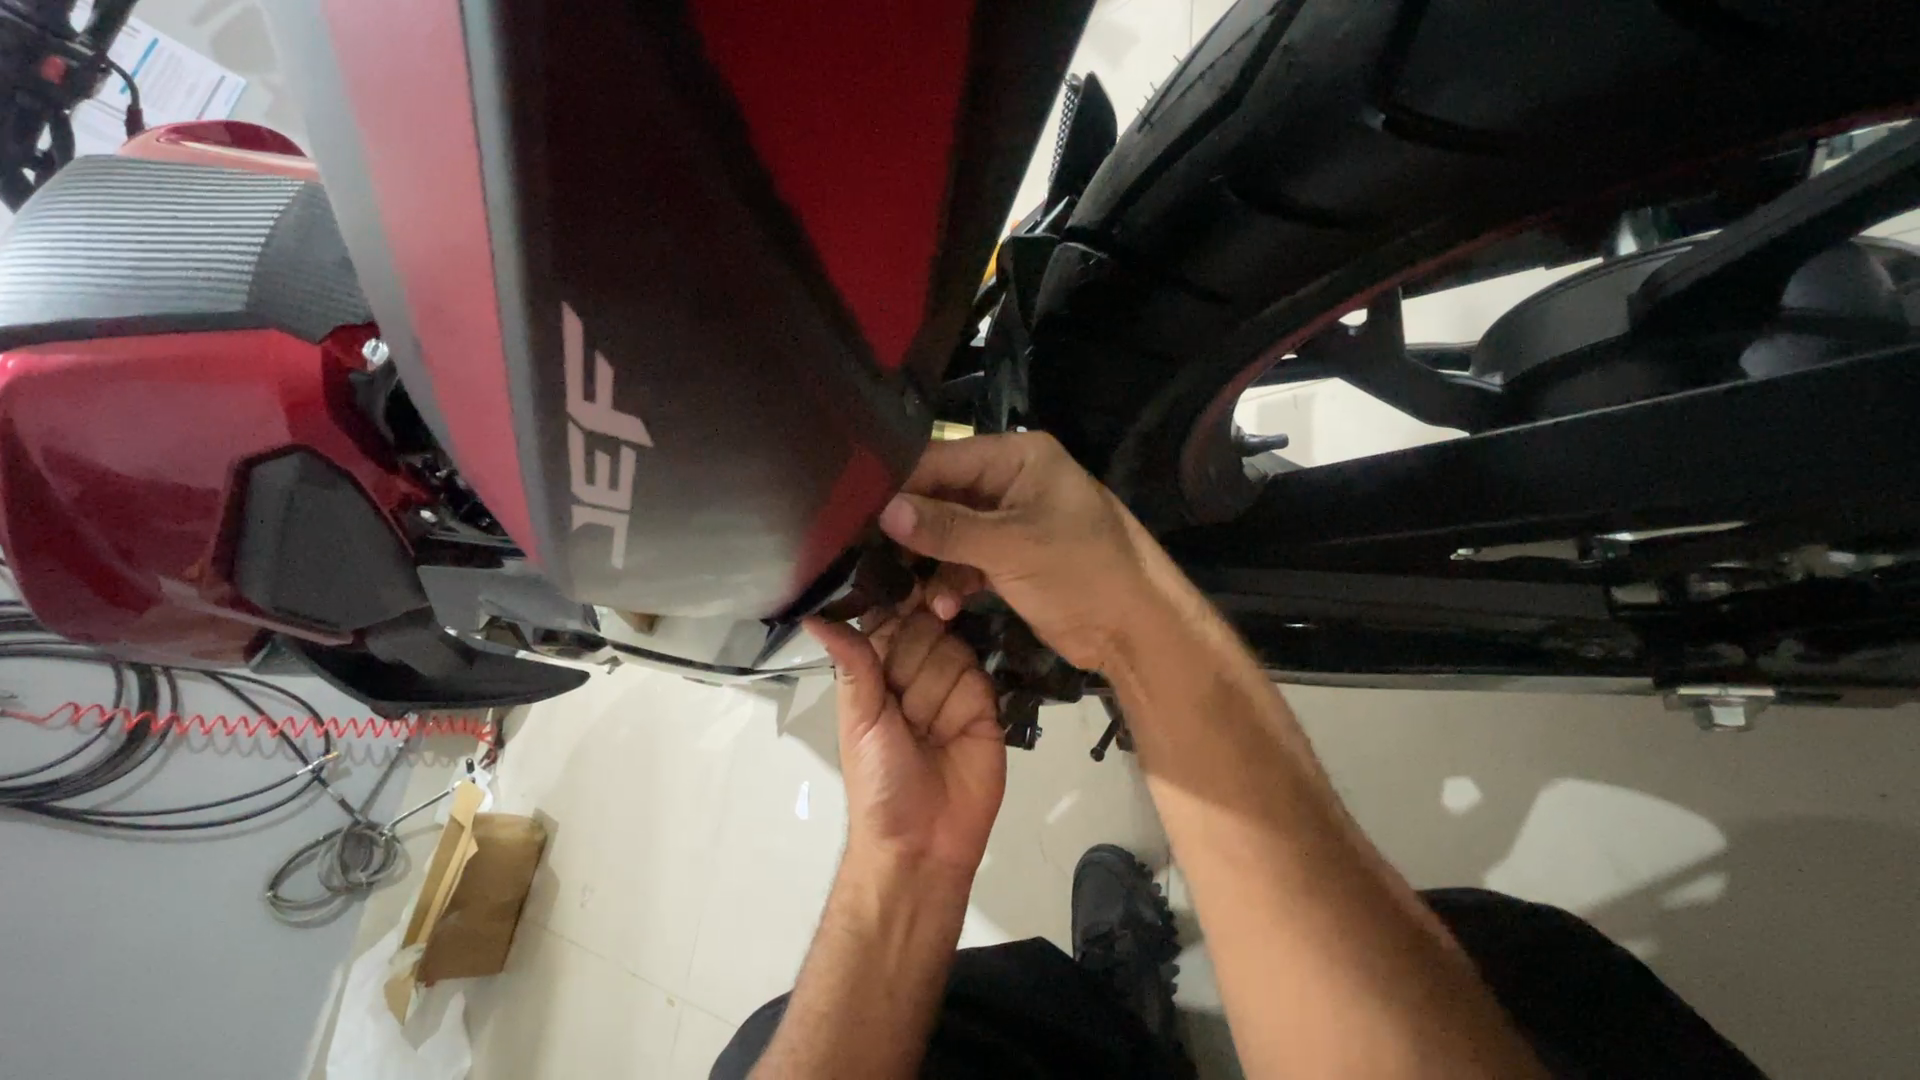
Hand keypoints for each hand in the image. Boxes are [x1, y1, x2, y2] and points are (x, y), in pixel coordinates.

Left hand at [804, 608, 1005, 877]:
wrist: (923, 841)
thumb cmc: (877, 780)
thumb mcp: (859, 719)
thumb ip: (854, 662)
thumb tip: (813, 616)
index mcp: (879, 668)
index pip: (891, 614)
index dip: (899, 605)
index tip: (905, 597)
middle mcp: (917, 669)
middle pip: (926, 624)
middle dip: (914, 659)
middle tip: (903, 707)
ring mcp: (954, 685)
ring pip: (954, 648)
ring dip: (934, 691)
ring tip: (926, 731)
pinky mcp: (986, 704)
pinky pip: (980, 676)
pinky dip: (963, 701)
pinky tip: (954, 730)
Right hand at [877, 432, 1170, 671]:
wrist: (1134, 628)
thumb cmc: (1082, 570)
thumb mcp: (1013, 545)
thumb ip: (948, 528)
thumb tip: (884, 511)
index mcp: (1017, 457)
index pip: (942, 458)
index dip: (899, 483)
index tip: (852, 509)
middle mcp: (1009, 481)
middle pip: (941, 494)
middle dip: (909, 526)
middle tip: (864, 551)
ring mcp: (1008, 521)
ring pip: (948, 532)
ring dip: (928, 561)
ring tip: (902, 588)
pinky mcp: (1008, 558)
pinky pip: (964, 560)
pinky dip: (951, 580)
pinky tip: (942, 605)